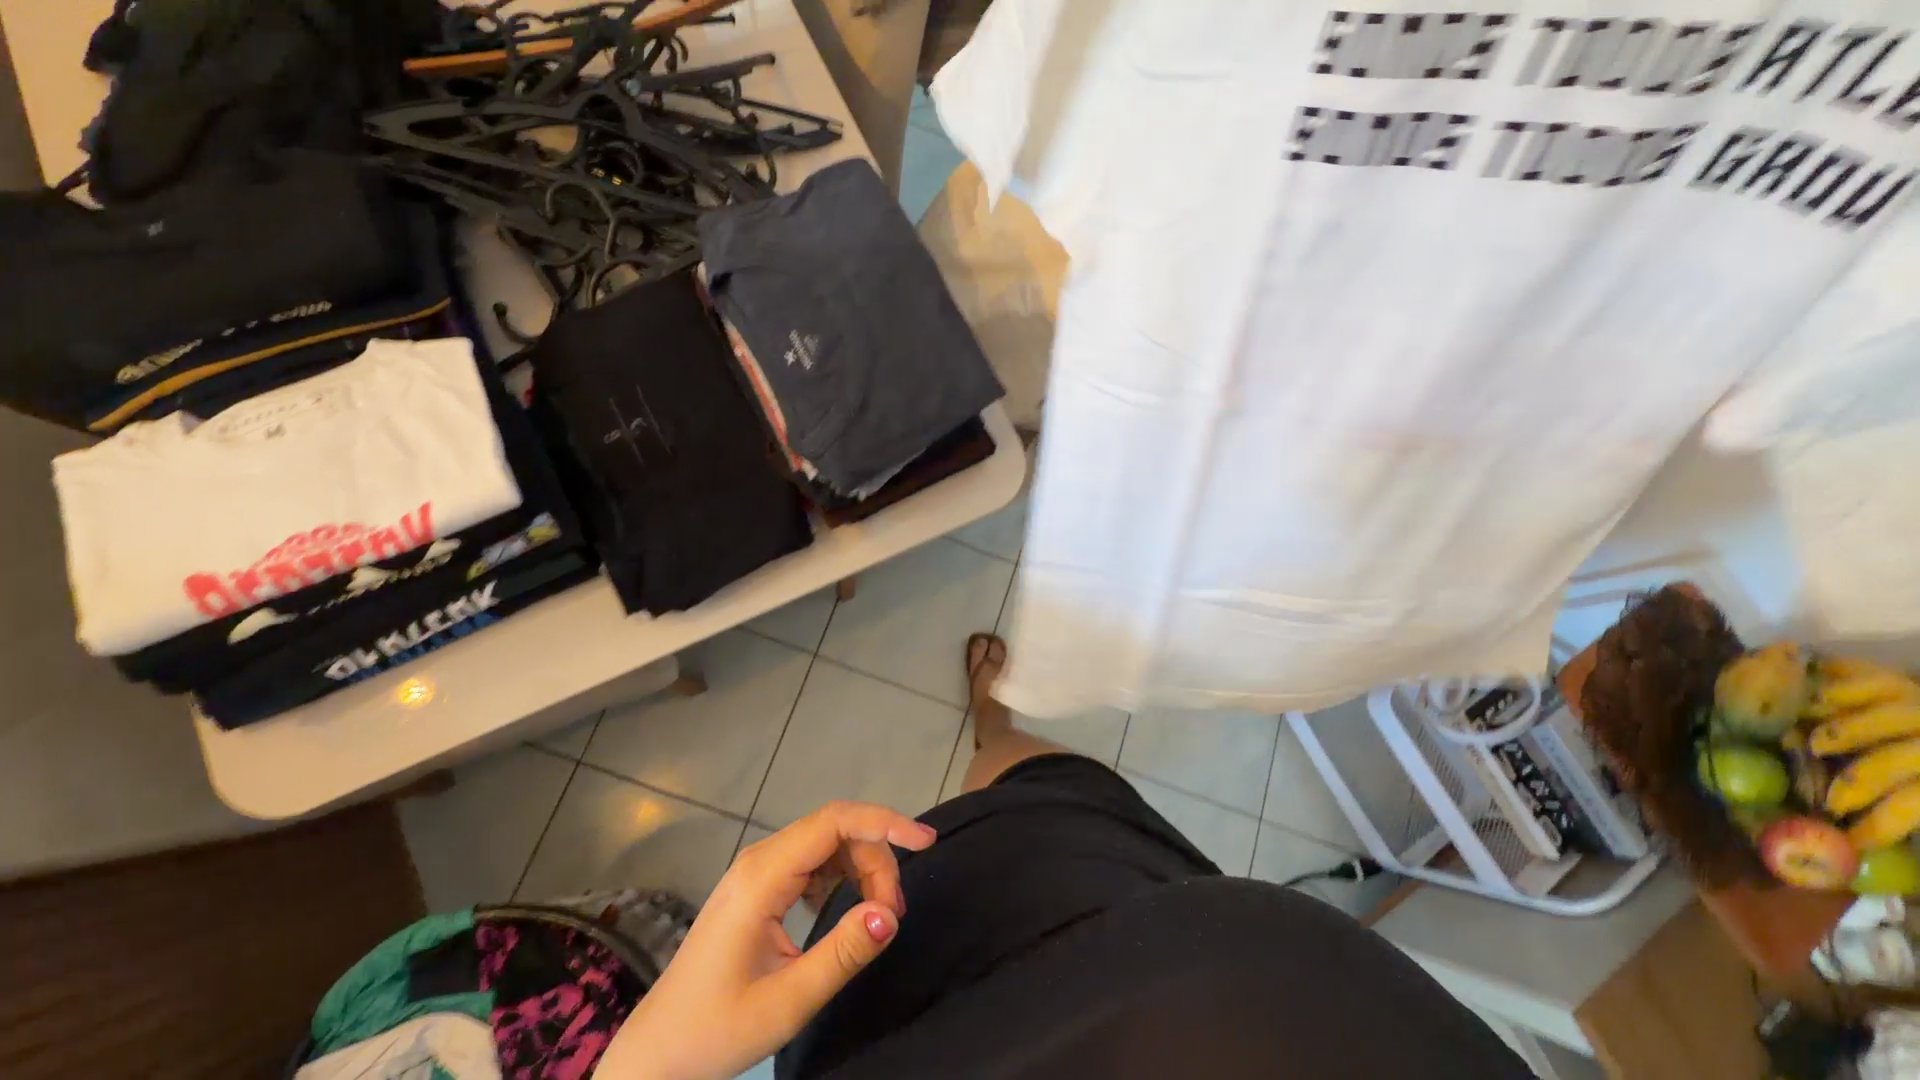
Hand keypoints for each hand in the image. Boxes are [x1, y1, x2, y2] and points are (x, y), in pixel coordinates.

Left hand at [597, 801, 936, 1079]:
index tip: (927, 842)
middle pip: (836, 831)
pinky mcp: (759, 888)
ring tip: (881, 916)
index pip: (834, 821)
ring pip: (828, 844)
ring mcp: (757, 873)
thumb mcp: (788, 1001)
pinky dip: (844, 877)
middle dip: (878, 860)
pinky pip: (813, 862)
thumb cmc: (716, 1029)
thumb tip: (891, 915)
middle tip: (894, 916)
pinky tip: (851, 909)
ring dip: (864, 869)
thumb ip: (843, 954)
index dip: (884, 822)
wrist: (656, 1053)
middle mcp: (759, 861)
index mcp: (762, 877)